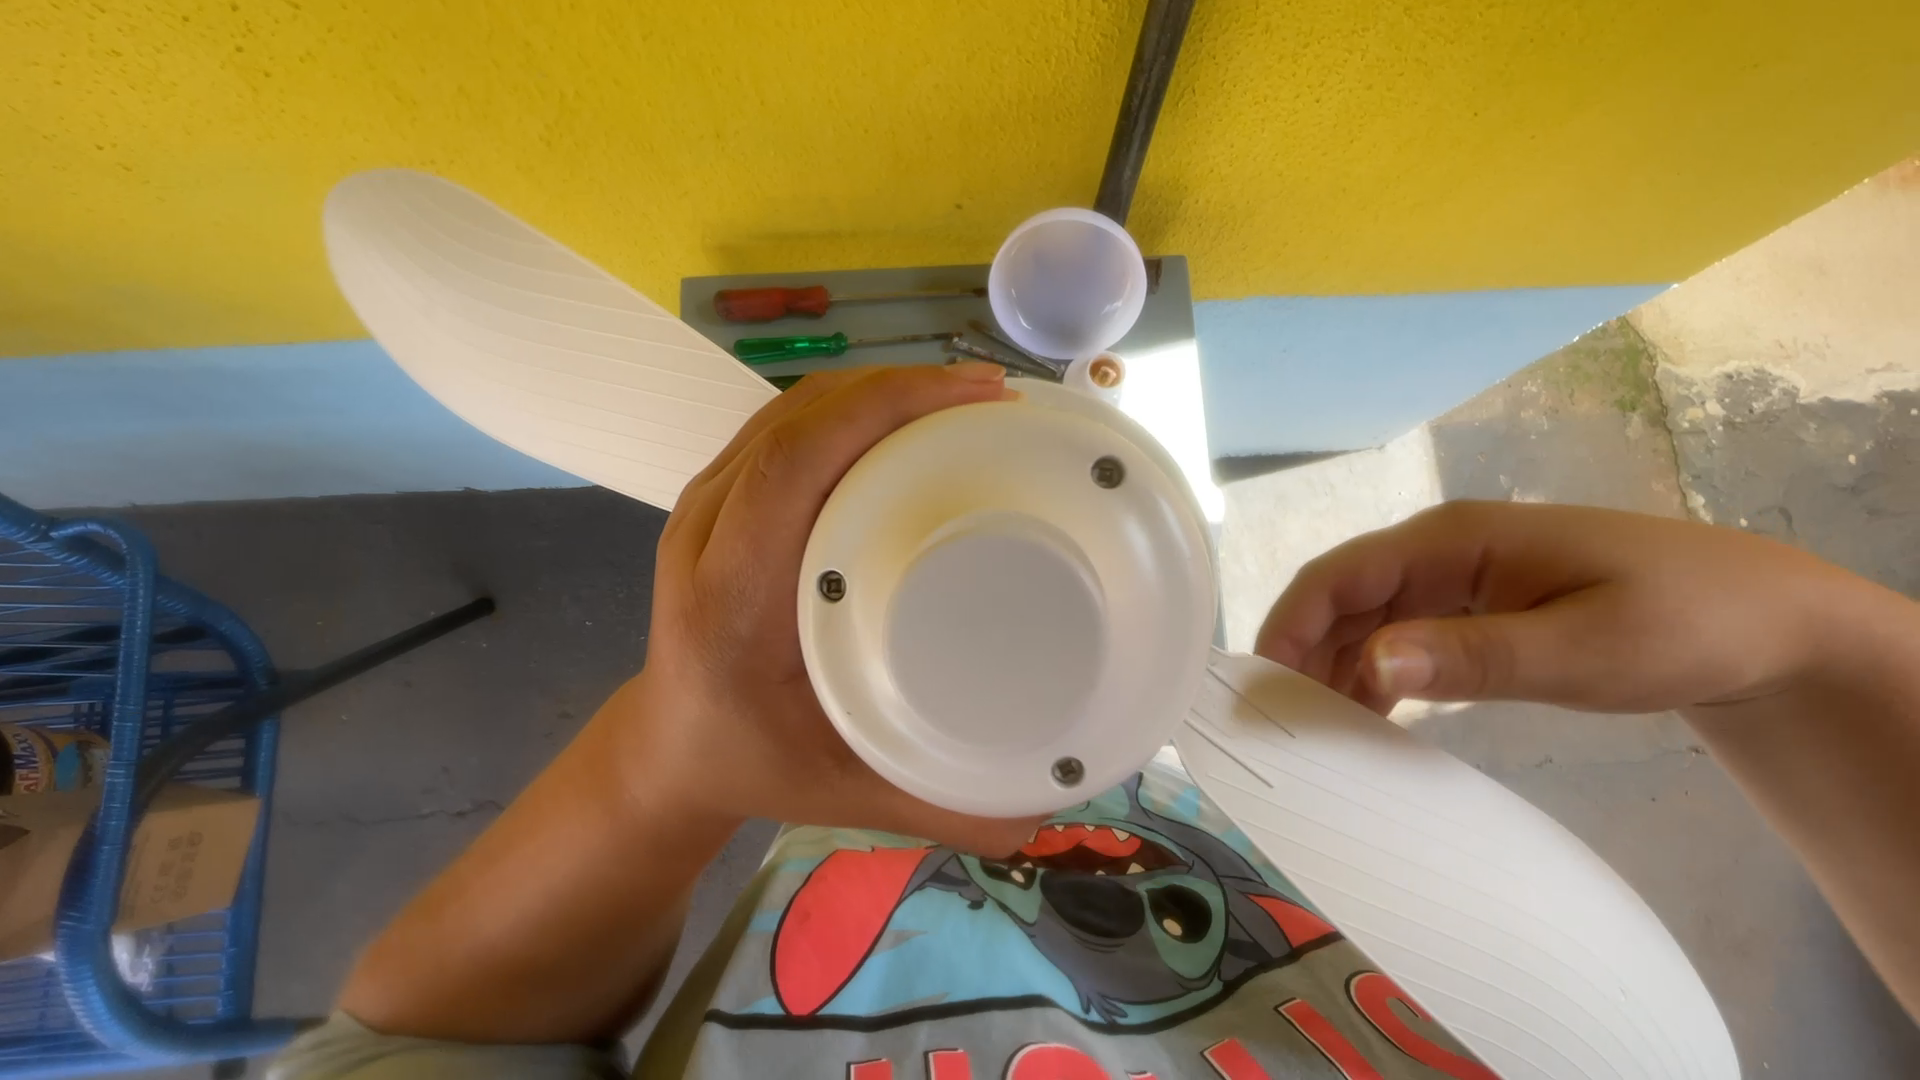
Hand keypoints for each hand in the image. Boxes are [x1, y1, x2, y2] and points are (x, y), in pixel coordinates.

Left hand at [612, 363, 1045, 854]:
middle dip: (900, 388)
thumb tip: (1047, 814)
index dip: (885, 409)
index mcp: (732, 597)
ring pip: (789, 412)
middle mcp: (707, 535)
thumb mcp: (844, 793)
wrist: (669, 746)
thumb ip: (941, 805)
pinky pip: (783, 428)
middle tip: (992, 398)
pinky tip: (903, 420)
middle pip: (797, 419)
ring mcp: (704, 508)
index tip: (977, 402)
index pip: (796, 464)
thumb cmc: (755, 764)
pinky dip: (848, 408)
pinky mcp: (717, 500)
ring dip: (876, 389)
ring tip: (959, 401)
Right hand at [1254, 500, 1882, 715]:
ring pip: (1364, 622)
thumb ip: (1475, 656)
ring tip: (1317, 729)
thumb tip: (1371, 664)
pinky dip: (1374, 677)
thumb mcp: (1585, 646)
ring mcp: (1453, 582)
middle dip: (1302, 654)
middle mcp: (1439, 553)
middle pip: (1342, 599)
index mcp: (1453, 541)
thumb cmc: (1685, 621)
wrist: (1770, 623)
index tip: (1261, 683)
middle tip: (1280, 722)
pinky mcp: (1470, 611)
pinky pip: (1399, 640)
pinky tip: (1368, 719)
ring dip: (1334, 669)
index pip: (1341, 575)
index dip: (1290, 623)